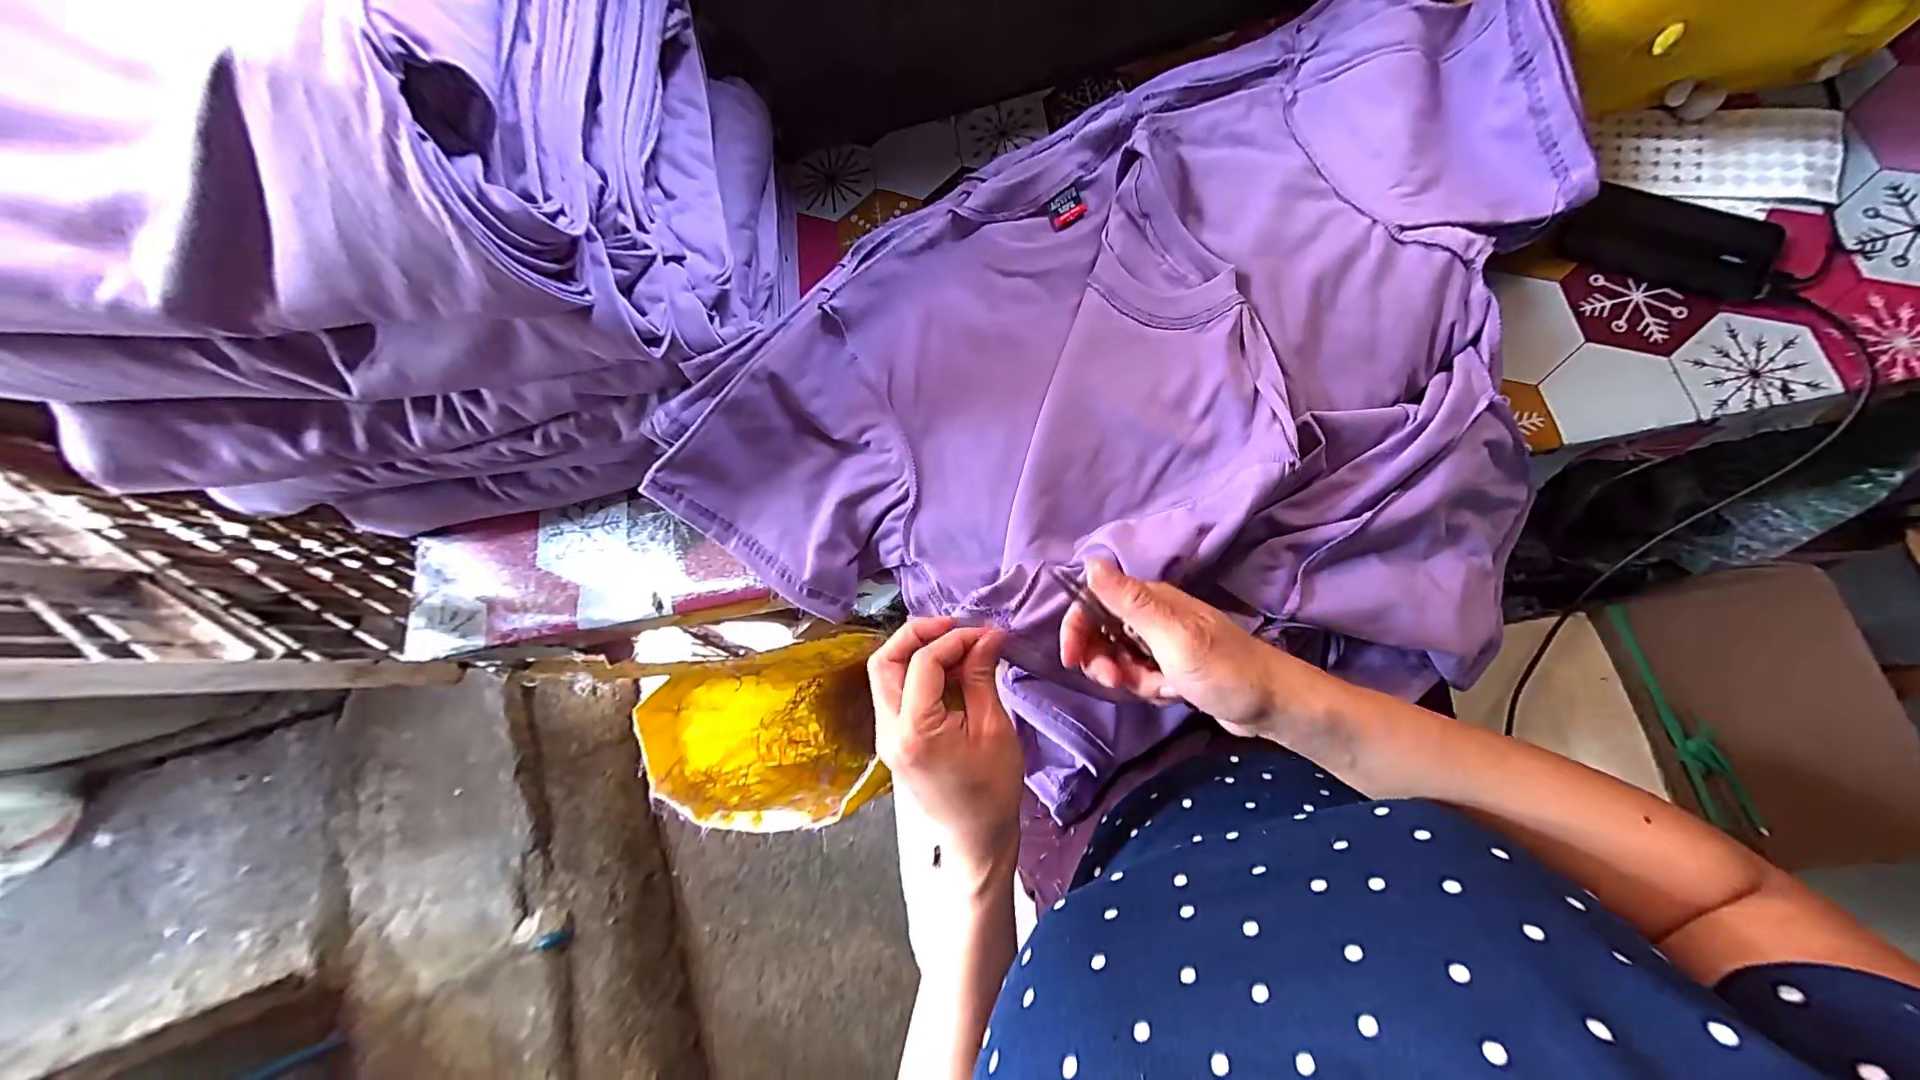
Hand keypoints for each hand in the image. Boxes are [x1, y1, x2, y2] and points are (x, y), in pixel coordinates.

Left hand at [869, 617, 1024, 897]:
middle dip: (917, 634)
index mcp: (915, 730)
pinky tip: (947, 669)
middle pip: (884, 661)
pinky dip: (915, 672)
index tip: (985, 633)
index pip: (923, 662)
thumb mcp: (994, 728)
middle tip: (954, 626)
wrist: (976, 838)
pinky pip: (894, 692)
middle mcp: (889, 731)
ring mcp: (885, 736)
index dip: (955, 638)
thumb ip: (981, 676)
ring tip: (954, 645)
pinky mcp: (892, 739)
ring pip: (883, 674)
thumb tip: (986, 636)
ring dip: (914, 651)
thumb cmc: (992, 790)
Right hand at [1060, 559, 1320, 738]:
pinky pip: (1139, 674)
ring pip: (1118, 657)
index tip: (1071, 660)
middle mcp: (1152, 615)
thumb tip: (1090, 562)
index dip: (1076, 628)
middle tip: (1115, 681)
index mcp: (1150, 599)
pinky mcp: (1170, 666)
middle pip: (1101, 631)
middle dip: (1101, 659)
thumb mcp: (1172, 636)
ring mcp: (1161, 641)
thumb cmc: (1223, 669)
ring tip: (1153, 688)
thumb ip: (1129, 601)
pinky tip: (1169, 692)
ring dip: (1126, 677)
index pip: (1094, 602)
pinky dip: (1146, 686)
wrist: (1273, 706)